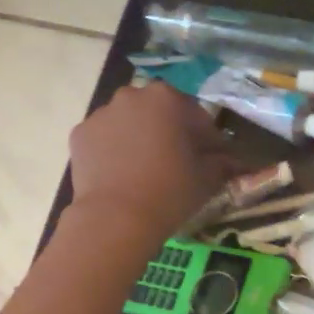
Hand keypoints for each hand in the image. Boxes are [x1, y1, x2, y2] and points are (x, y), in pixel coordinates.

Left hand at [69, 82, 239, 239]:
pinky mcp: (80, 134)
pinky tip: (123, 178)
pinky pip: (106, 141)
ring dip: (142, 141)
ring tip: (147, 174)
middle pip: (160, 114)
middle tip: (179, 166)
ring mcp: (102, 113)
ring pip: (130, 125)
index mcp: (167, 99)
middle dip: (172, 135)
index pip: (198, 117)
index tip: (214, 161)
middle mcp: (132, 95)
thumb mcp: (207, 180)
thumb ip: (222, 164)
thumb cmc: (170, 193)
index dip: (209, 141)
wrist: (117, 218)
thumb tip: (232, 161)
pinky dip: (116, 153)